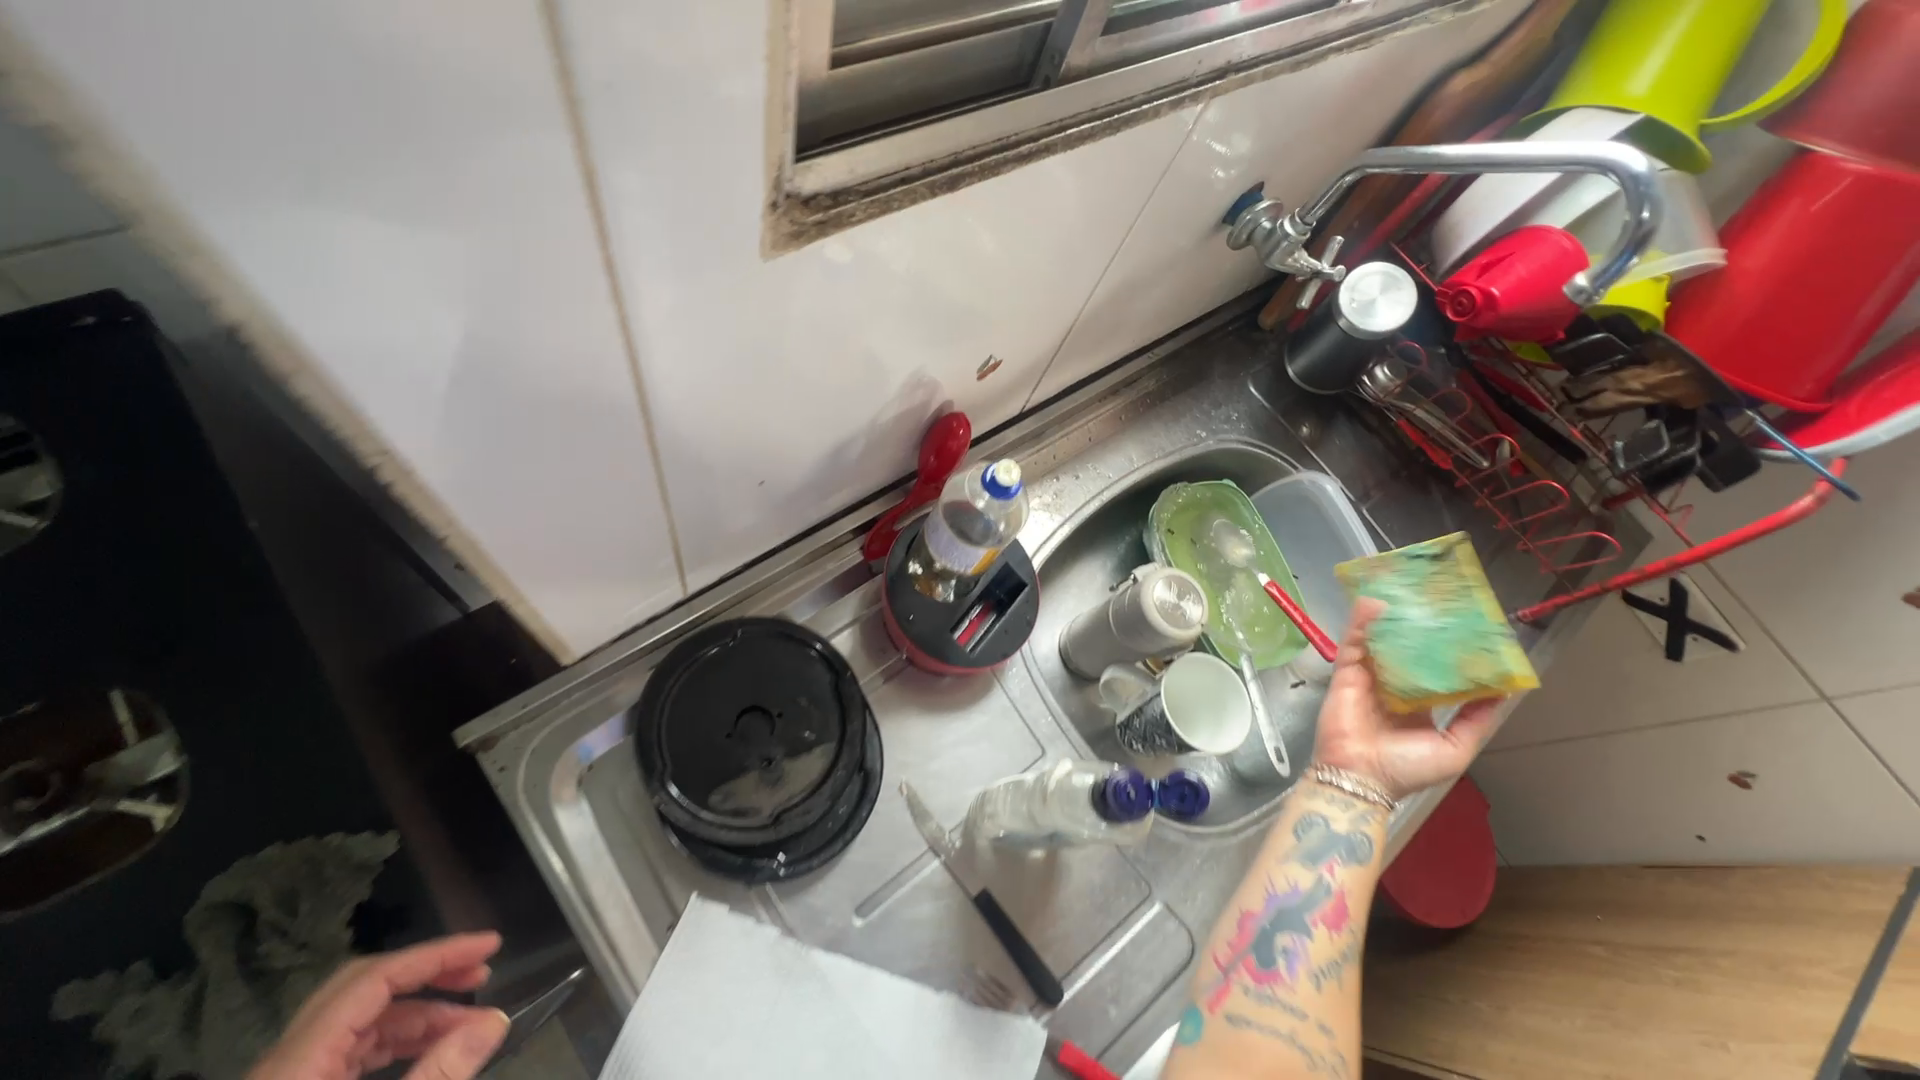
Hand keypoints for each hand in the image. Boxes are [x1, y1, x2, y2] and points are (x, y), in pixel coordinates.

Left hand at [249, 932, 510, 1079]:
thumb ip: (439, 1072)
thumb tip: (495, 1020)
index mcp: (297, 1059)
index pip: (374, 978)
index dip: (436, 955)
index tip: (491, 946)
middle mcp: (287, 1058)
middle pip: (362, 988)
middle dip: (427, 974)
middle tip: (482, 973)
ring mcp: (290, 1075)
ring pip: (358, 1022)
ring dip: (418, 1014)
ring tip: (469, 1022)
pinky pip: (350, 1049)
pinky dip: (397, 1041)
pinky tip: (433, 1049)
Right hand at [1309, 598, 1501, 799]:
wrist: (1361, 776)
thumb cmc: (1408, 767)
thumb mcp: (1457, 747)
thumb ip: (1477, 718)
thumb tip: (1507, 690)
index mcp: (1418, 706)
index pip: (1434, 671)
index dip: (1448, 651)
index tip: (1466, 628)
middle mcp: (1392, 688)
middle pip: (1406, 651)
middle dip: (1419, 629)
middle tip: (1435, 602)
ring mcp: (1368, 679)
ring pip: (1380, 642)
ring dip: (1389, 619)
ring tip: (1403, 592)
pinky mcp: (1346, 674)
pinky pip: (1354, 643)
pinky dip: (1361, 623)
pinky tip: (1372, 603)